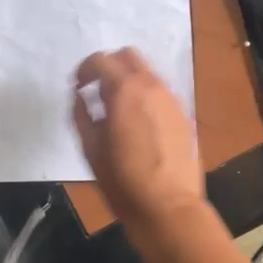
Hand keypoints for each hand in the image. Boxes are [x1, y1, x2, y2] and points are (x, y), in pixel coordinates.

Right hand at [73, 48, 207, 232]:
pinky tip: (138, 123)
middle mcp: (150, 86)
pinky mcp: (184, 115)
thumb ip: (82, 115)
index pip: (100, 60)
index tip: (78, 87)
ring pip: (147, 72)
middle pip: (127, 55)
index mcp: (124, 90)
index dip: (84, 69)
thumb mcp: (90, 149)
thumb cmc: (123, 182)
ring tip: (117, 109)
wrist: (169, 208)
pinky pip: (160, 93)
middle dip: (108, 66)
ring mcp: (171, 99)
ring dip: (129, 80)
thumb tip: (80, 97)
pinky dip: (145, 96)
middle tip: (96, 89)